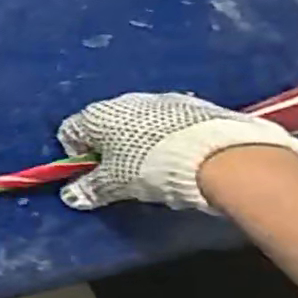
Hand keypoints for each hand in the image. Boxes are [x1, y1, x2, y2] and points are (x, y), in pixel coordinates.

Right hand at [56, 93, 297, 211]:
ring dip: (145, 139)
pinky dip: (176, 136)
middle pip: (108, 125)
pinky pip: (177, 122)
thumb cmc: (151, 167)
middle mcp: (125, 101)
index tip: (95, 173)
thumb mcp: (114, 185)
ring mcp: (166, 100)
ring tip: (163, 163)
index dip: (79, 155)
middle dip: (113, 145)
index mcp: (95, 116)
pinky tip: (188, 155)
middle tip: (127, 169)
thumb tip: (71, 197)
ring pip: (144, 121)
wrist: (227, 158)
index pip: (70, 133)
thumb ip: (89, 189)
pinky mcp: (203, 105)